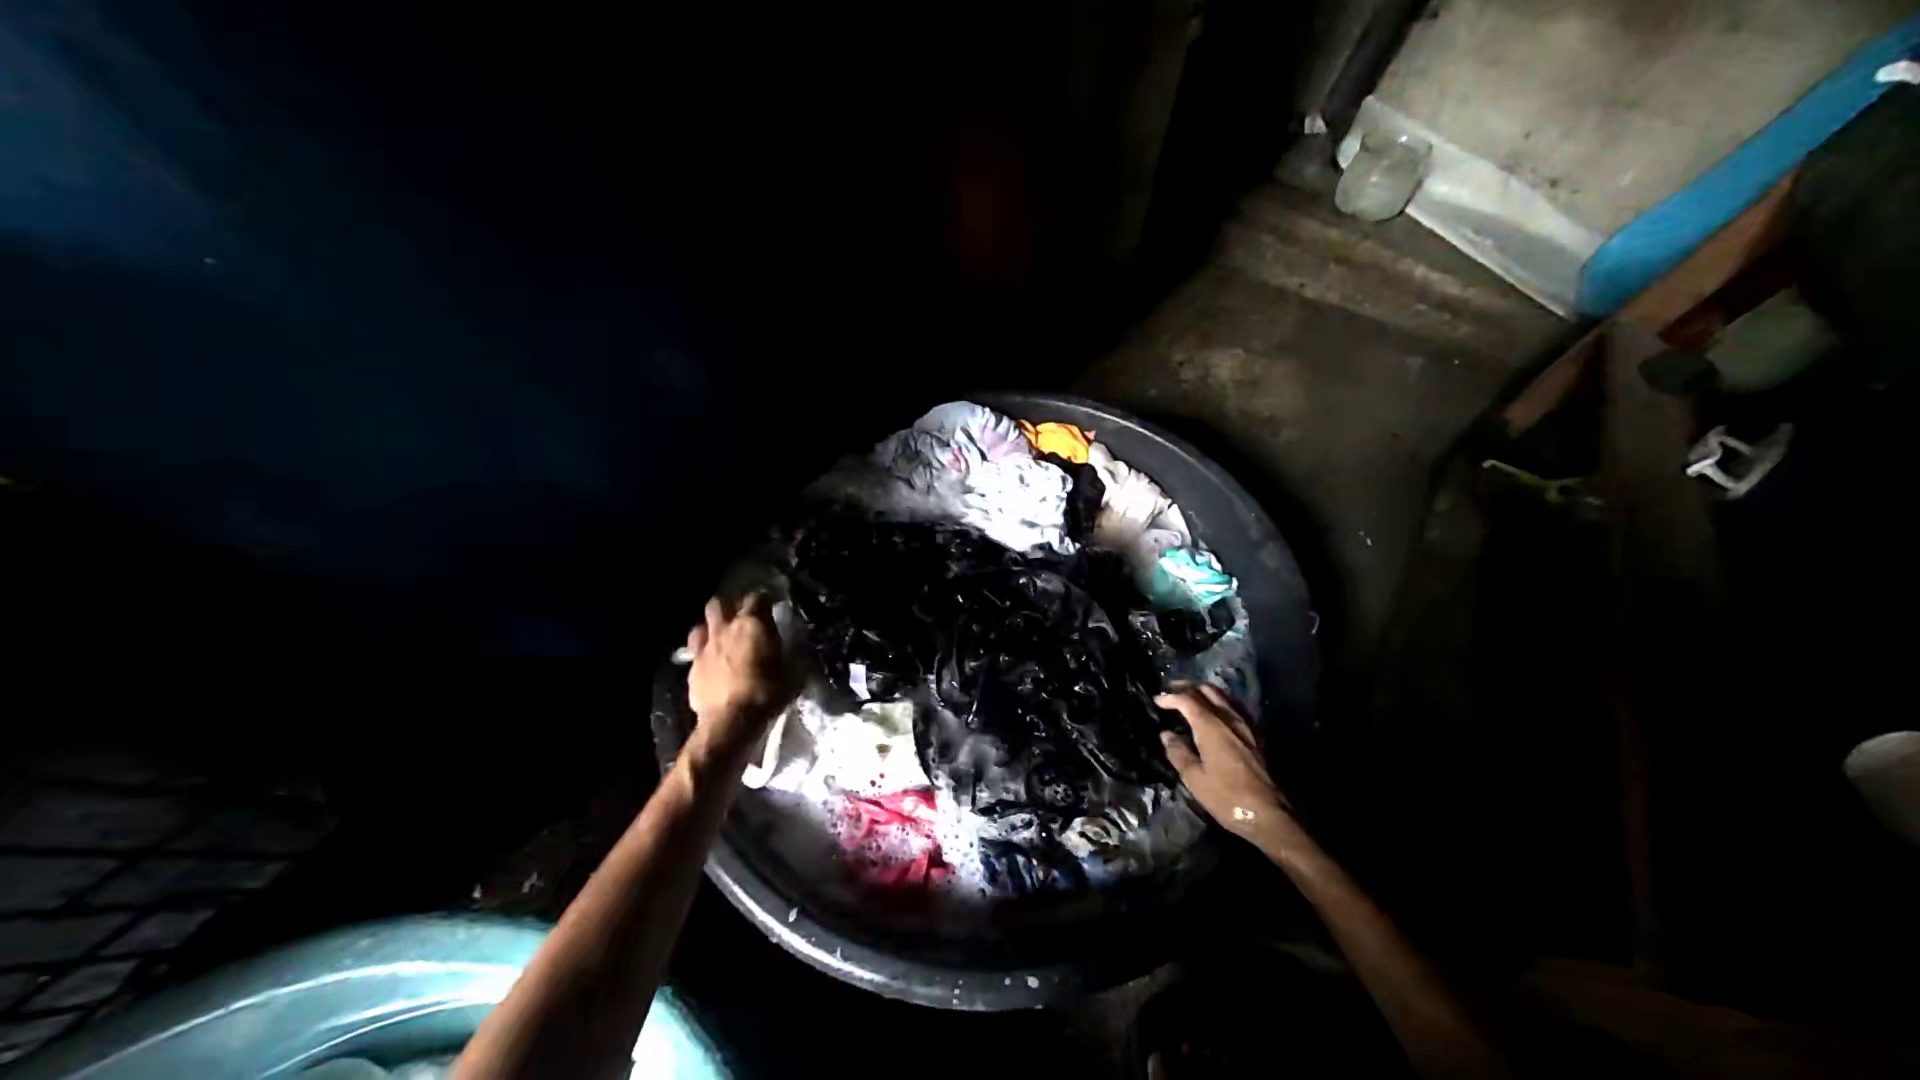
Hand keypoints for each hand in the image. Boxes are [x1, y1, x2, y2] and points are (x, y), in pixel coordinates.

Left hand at [686, 593, 787, 754]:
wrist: (730, 722)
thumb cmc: (766, 694)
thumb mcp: (792, 674)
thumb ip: (792, 656)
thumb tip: (801, 650)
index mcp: (753, 624)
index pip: (757, 597)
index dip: (764, 601)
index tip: (771, 608)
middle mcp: (726, 629)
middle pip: (719, 603)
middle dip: (729, 606)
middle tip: (741, 618)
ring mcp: (706, 647)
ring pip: (702, 623)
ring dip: (712, 627)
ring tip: (722, 638)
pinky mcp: (693, 667)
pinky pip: (695, 651)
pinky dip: (704, 653)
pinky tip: (713, 664)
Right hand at [1156, 684, 1290, 841]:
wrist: (1268, 814)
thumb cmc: (1227, 797)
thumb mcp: (1194, 778)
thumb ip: (1178, 752)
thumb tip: (1167, 734)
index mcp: (1211, 726)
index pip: (1187, 700)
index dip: (1170, 697)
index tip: (1156, 701)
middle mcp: (1230, 718)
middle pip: (1207, 690)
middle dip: (1186, 687)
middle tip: (1170, 692)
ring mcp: (1246, 725)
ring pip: (1223, 696)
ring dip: (1204, 691)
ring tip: (1190, 697)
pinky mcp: (1256, 735)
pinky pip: (1235, 707)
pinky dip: (1220, 702)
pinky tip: (1215, 711)